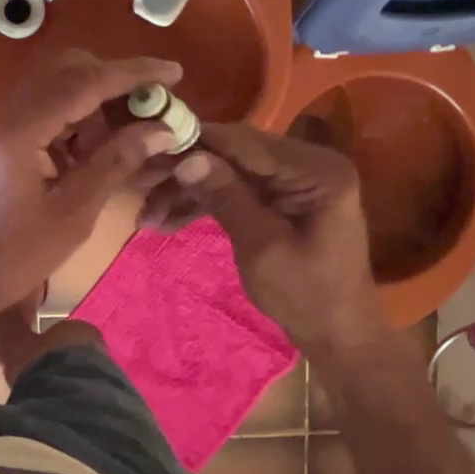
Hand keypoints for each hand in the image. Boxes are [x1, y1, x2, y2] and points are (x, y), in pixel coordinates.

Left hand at [0, 49, 182, 323]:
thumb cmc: (11, 259)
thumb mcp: (72, 214)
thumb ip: (115, 162)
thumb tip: (162, 129)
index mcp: (14, 131)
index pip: (82, 82)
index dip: (132, 74)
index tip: (172, 72)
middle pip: (62, 71)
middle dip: (110, 83)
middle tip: (148, 110)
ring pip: (47, 86)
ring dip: (87, 102)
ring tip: (119, 139)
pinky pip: (30, 107)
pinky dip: (63, 117)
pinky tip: (85, 151)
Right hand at [137, 122, 386, 354]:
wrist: (336, 331)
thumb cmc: (306, 294)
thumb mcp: (261, 247)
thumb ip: (226, 198)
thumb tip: (187, 158)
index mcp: (317, 170)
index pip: (244, 142)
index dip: (194, 143)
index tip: (147, 151)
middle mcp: (308, 162)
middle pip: (232, 152)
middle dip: (183, 169)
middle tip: (138, 185)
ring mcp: (292, 179)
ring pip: (226, 170)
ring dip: (186, 190)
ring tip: (146, 216)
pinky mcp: (278, 195)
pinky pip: (233, 188)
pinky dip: (201, 202)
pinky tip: (166, 220)